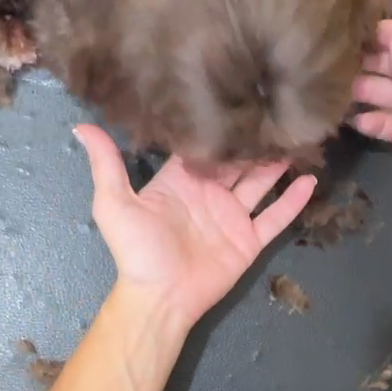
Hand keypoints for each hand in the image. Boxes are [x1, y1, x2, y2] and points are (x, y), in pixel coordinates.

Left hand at [74, 126, 316, 328]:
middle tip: (275, 109)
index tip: (235, 94)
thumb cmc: (136, 250)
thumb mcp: (113, 203)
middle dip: (253, 140)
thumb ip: (106, 164)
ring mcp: (231, 217)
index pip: (202, 147)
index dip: (217, 124)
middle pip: (236, 162)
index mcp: (179, 182)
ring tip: (297, 136)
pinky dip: (292, 201)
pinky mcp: (248, 240)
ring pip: (259, 184)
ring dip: (276, 163)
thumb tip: (81, 126)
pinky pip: (275, 218)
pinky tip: (310, 180)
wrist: (160, 296)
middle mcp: (208, 195)